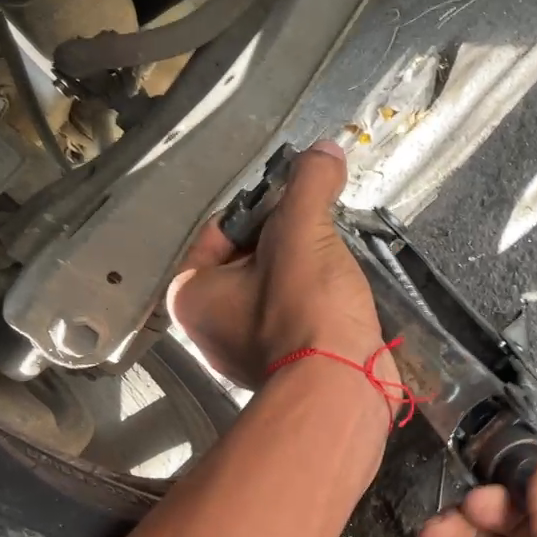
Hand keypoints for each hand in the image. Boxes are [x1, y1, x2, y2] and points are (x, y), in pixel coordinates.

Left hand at [169, 140, 393, 389]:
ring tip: (337, 260)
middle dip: (288, 242)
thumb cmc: (305, 308)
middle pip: (251, 260)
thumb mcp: (303, 230)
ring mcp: (250, 355)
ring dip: (307, 273)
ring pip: (278, 292)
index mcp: (192, 295)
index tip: (295, 201)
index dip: (260, 207)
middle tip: (321, 229)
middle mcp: (212, 329)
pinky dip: (319, 305)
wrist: (344, 387)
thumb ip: (310, 183)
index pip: (221, 228)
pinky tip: (344, 294)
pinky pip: (299, 320)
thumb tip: (326, 149)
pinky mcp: (289, 371)